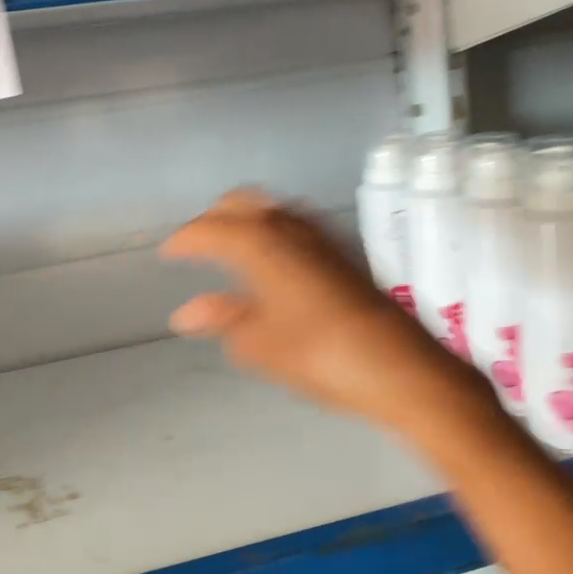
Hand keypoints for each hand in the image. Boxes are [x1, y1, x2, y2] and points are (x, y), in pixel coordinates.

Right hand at [162, 190, 494, 437]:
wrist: (405, 370)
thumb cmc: (323, 358)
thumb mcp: (261, 344)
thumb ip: (221, 319)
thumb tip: (184, 312)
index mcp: (262, 246)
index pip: (211, 230)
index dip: (185, 240)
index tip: (167, 253)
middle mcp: (290, 230)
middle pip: (242, 203)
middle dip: (214, 218)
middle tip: (196, 244)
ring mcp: (321, 238)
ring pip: (271, 209)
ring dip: (245, 218)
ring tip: (230, 246)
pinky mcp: (344, 252)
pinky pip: (295, 223)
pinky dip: (272, 228)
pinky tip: (274, 257)